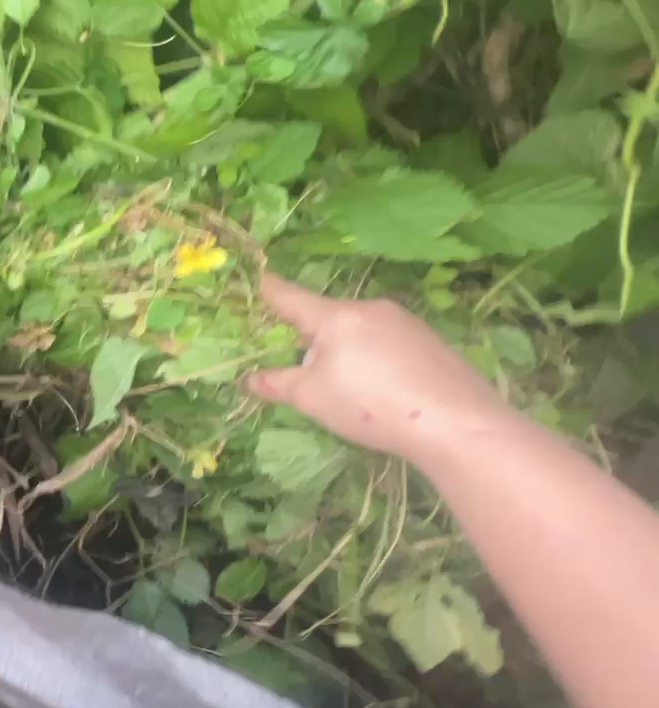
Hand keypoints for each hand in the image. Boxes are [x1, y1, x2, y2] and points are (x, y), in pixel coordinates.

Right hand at [244, 273, 515, 466]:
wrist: (460, 426)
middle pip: (323, 316)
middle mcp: (371, 309)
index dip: (264, 289)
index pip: (287, 295)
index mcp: (336, 316)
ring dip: (337, 348)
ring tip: (340, 384)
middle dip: (304, 336)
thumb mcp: (309, 397)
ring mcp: (405, 322)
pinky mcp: (429, 340)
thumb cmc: (370, 405)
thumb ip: (274, 383)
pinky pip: (382, 339)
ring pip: (353, 329)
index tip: (249, 281)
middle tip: (295, 367)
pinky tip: (376, 387)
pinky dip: (368, 355)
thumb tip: (249, 379)